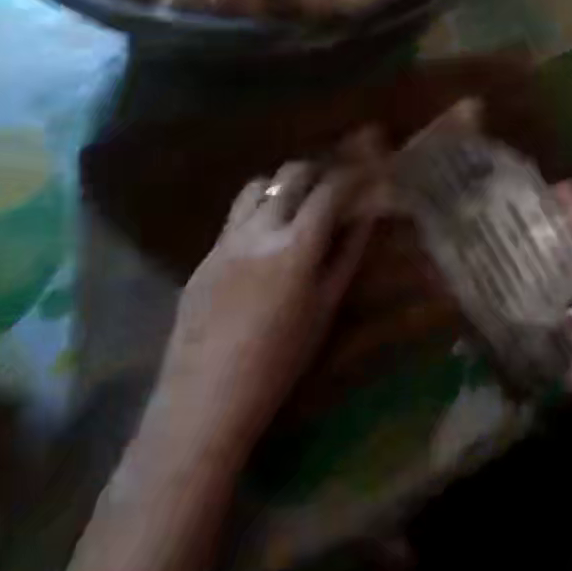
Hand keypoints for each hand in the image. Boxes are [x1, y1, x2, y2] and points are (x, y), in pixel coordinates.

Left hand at [157, 162, 371, 453]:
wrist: (206, 399)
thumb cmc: (280, 362)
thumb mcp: (325, 309)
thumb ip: (346, 256)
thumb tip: (365, 219)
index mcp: (296, 244)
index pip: (330, 190)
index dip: (352, 175)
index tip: (367, 171)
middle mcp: (259, 229)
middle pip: (291, 175)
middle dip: (318, 171)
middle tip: (335, 184)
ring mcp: (226, 239)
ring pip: (257, 186)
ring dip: (282, 185)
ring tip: (297, 204)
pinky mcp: (204, 255)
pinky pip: (234, 217)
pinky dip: (257, 211)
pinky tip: (264, 239)